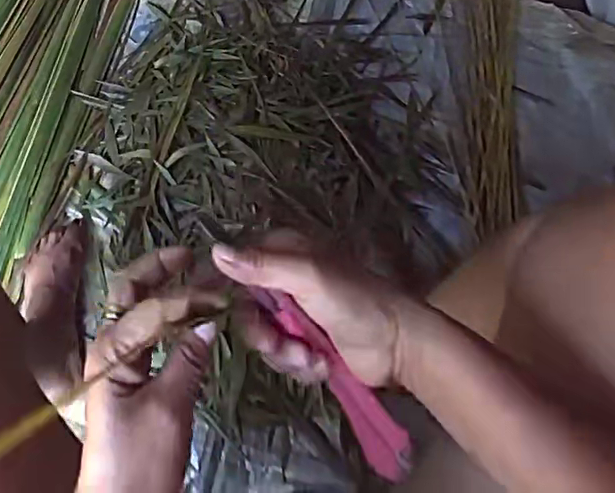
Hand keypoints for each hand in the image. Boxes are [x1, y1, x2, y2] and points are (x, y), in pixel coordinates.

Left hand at [77, 247, 225, 492]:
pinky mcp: (125, 376)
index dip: (186, 297)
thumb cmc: (140, 463)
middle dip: (157, 268)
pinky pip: (144, 330)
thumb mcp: (168, 411)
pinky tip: (186, 312)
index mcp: (110, 349)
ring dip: (163, 287)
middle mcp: (107, 345)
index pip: (150, 307)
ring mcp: (114, 360)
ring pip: (136, 307)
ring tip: (192, 273)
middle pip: (129, 291)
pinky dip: (165, 314)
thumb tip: (211, 320)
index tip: (220, 295)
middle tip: (189, 254)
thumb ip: (188, 360)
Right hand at [212, 234, 413, 387]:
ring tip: (312, 359)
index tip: (221, 313)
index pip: (236, 265)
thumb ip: (262, 266)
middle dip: (264, 334)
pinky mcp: (304, 339)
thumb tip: (214, 251)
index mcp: (280, 251)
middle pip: (246, 308)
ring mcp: (293, 310)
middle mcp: (281, 277)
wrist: (399, 346)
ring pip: (263, 336)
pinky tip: (322, 364)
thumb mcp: (307, 278)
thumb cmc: (354, 301)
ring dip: (285, 353)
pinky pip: (282, 355)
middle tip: (283, 346)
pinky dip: (300, 364)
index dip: (226, 290)